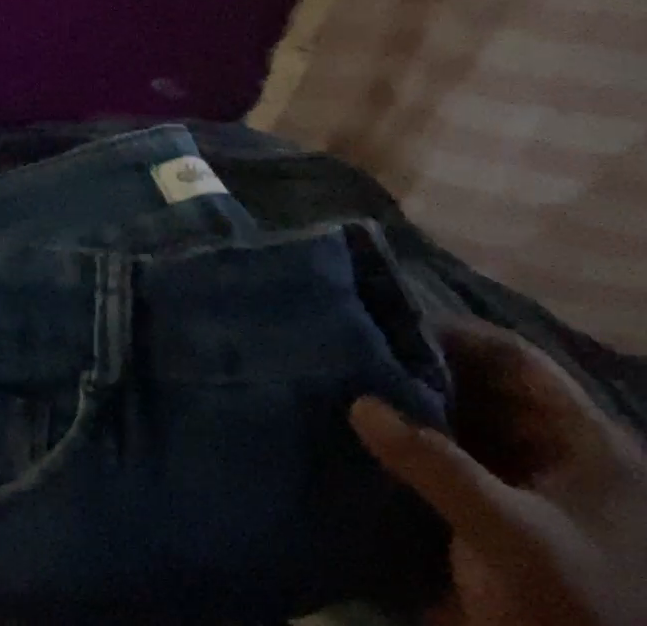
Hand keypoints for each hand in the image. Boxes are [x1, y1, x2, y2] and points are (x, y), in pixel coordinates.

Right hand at [350, 322, 646, 625]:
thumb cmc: (568, 603)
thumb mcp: (509, 533)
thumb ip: (435, 464)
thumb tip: (359, 402)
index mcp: (585, 444)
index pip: (515, 362)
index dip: (454, 336)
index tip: (382, 324)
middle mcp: (550, 453)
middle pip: (477, 386)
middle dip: (414, 367)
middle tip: (346, 350)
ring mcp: (516, 484)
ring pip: (452, 420)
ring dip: (400, 403)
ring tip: (336, 382)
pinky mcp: (480, 511)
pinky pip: (434, 458)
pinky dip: (396, 441)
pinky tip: (350, 431)